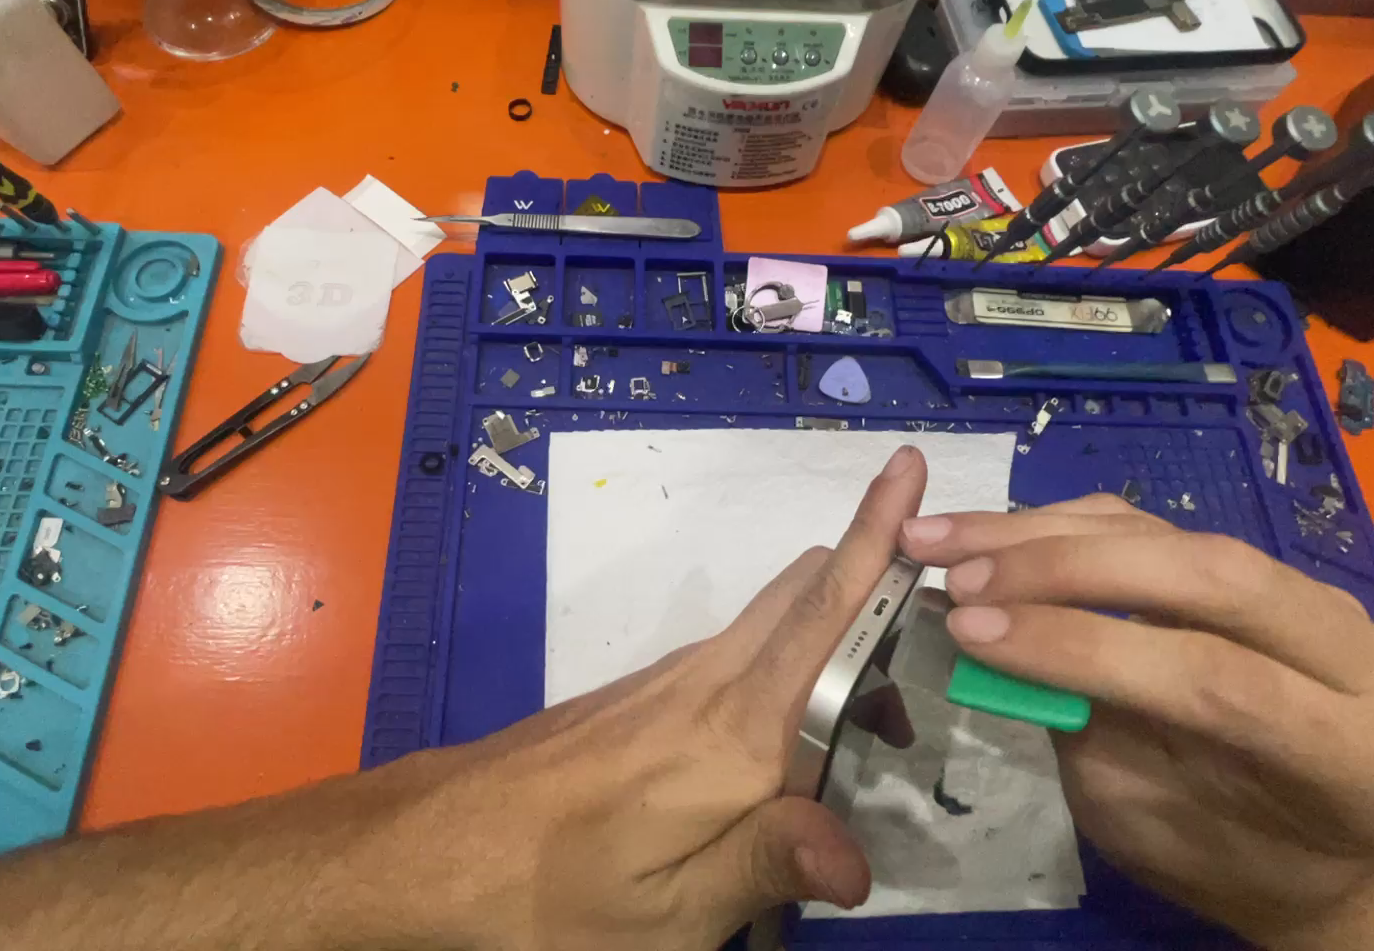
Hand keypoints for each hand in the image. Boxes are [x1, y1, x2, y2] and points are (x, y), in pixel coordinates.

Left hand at [324, 446, 928, 950]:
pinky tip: (789, 751)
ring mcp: (678, 676)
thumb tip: (860, 860)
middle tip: (921, 671)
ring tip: (875, 732)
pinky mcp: (655, 690)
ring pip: (779, 622)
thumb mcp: (672, 911)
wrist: (452, 838)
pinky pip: (745, 655)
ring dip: (838, 646)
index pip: (826, 609)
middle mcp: (713, 678)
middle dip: (876, 592)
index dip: (877, 534)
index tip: (911, 467)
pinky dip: (793, 673)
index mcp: (738, 728)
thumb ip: (768, 863)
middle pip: (807, 591)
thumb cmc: (559, 888)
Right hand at [899, 495, 1373, 944]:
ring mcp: (1322, 600)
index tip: (968, 631)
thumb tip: (979, 630)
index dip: (1081, 646)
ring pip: (1169, 532)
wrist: (1295, 843)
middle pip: (1211, 575)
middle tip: (958, 575)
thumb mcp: (1136, 812)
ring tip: (941, 538)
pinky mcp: (1255, 562)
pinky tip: (987, 534)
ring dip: (1038, 532)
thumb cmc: (1215, 854)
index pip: (1222, 681)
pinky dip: (1054, 525)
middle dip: (1063, 567)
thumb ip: (1075, 719)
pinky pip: (1148, 524)